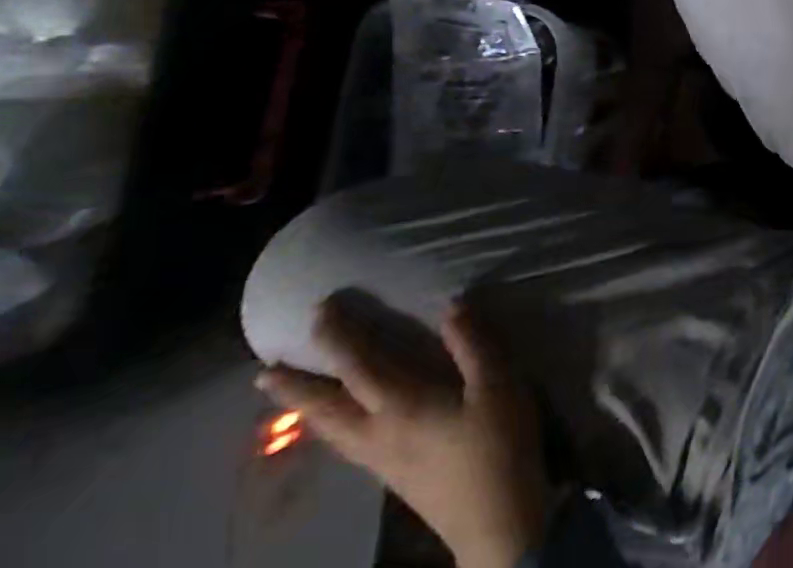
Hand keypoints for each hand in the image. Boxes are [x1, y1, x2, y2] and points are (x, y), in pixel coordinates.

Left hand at [257, 299, 549, 567]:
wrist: (493, 516)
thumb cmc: (498, 444)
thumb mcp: (499, 386)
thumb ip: (475, 346)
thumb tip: (452, 305)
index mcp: (400, 406)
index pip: (359, 364)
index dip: (338, 336)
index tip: (320, 309)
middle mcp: (376, 432)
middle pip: (325, 406)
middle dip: (295, 385)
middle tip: (265, 370)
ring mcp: (378, 459)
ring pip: (329, 429)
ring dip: (304, 409)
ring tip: (285, 398)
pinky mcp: (390, 475)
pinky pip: (344, 443)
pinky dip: (328, 427)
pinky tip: (339, 429)